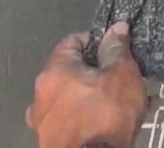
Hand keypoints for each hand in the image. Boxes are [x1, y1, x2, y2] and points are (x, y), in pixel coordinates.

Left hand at [26, 22, 148, 147]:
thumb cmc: (106, 113)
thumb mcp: (121, 72)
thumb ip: (116, 48)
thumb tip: (115, 28)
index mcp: (53, 73)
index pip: (72, 41)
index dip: (96, 39)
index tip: (115, 47)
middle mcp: (40, 96)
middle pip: (72, 70)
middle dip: (99, 70)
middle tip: (123, 74)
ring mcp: (43, 122)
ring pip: (74, 95)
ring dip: (96, 93)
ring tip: (123, 99)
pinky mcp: (51, 142)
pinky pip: (73, 117)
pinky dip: (90, 114)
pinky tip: (112, 118)